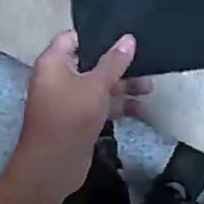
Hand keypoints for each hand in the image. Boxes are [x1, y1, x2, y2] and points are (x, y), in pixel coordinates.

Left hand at [6, 30, 145, 203]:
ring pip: (96, 85)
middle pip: (89, 62)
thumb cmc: (71, 117)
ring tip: (150, 88)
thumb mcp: (96, 86)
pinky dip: (115, 105)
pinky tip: (140, 109)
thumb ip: (114, 62)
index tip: (122, 38)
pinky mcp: (76, 118)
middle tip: (146, 64)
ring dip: (121, 86)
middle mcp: (58, 76)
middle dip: (117, 65)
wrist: (53, 166)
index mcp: (53, 62)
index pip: (73, 38)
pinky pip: (97, 104)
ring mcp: (67, 99)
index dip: (96, 37)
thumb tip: (128, 38)